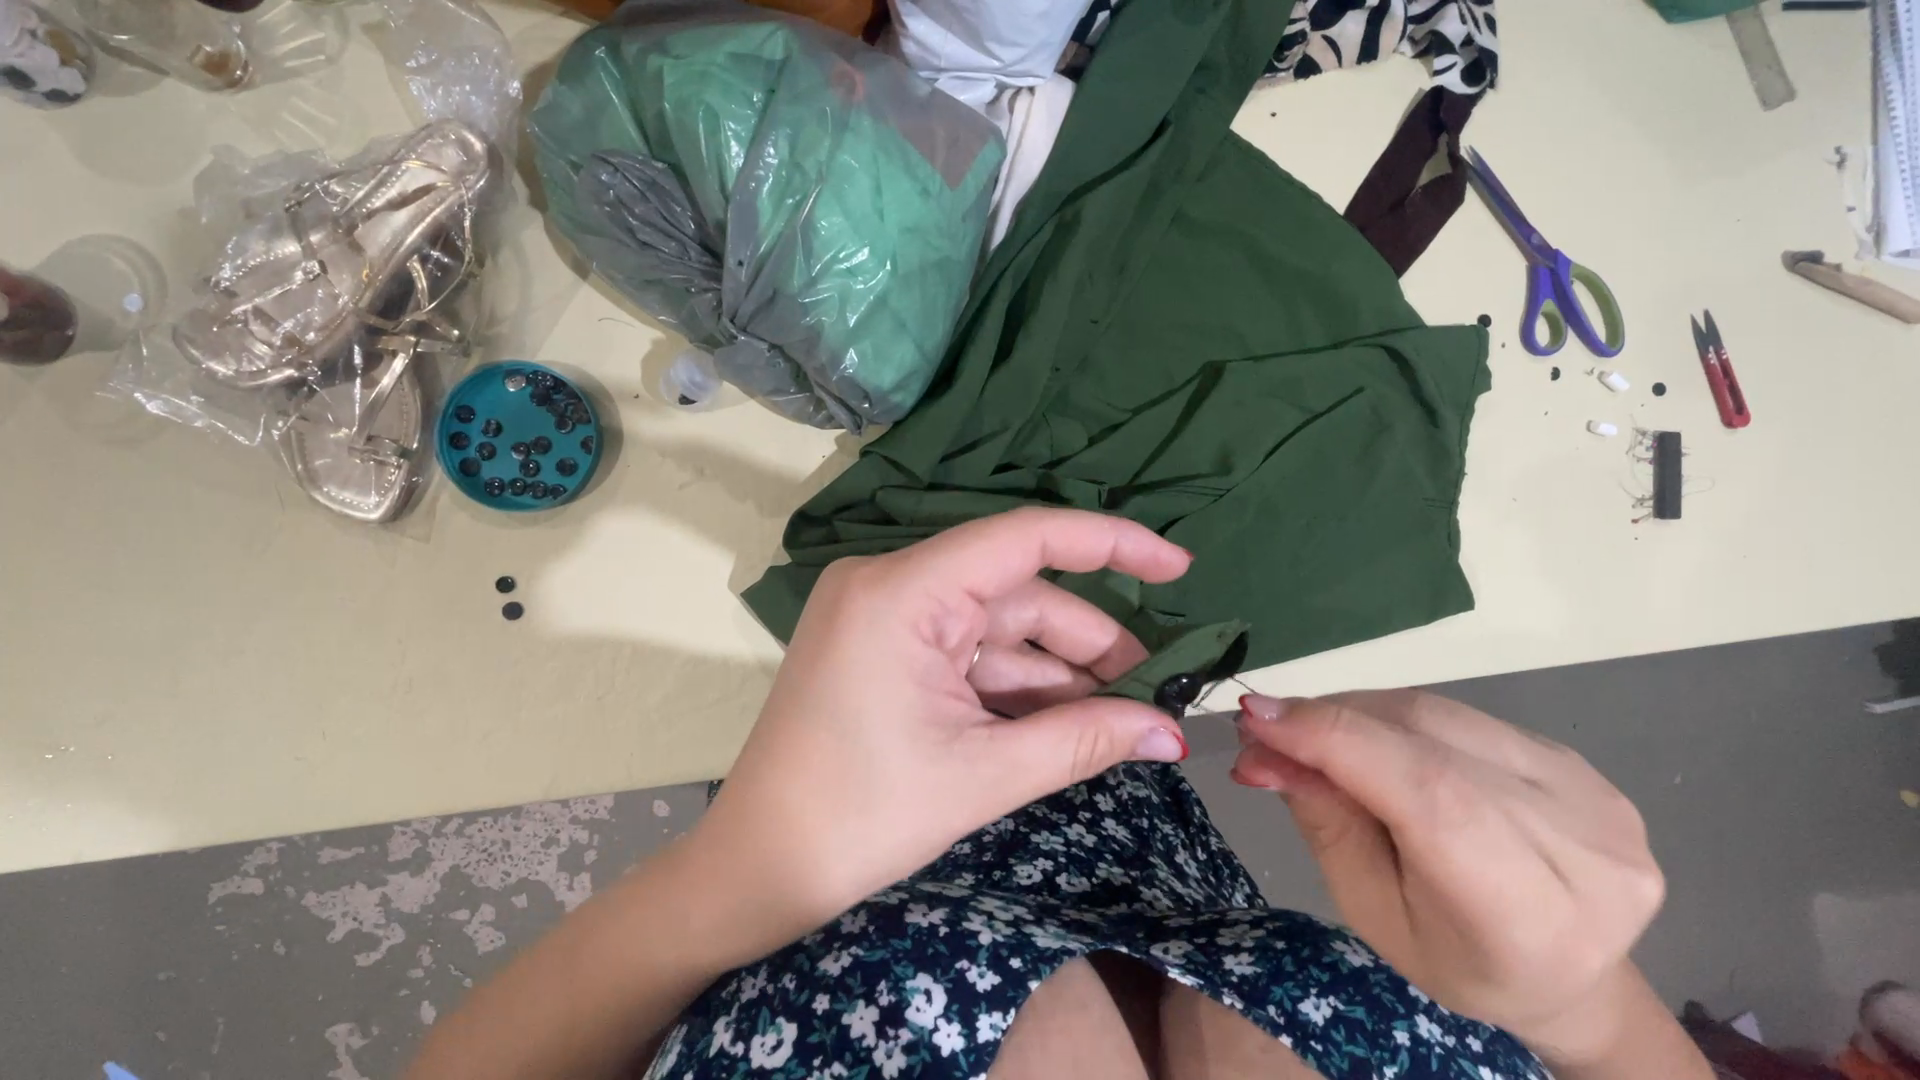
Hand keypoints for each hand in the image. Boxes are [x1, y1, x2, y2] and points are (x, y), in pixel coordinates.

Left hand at [688, 508, 1192, 954]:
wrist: (760, 869)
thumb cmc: (860, 817)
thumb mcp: (982, 774)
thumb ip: (1083, 740)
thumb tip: (1174, 734)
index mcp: (902, 591)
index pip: (1024, 539)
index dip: (1110, 545)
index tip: (1178, 567)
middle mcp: (892, 586)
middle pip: (1018, 595)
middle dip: (1089, 644)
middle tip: (1157, 692)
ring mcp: (886, 618)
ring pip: (998, 630)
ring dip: (1059, 673)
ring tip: (1125, 716)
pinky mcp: (886, 652)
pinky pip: (969, 655)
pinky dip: (1018, 686)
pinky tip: (1070, 720)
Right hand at [1232, 690, 1665, 1064]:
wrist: (1565, 971)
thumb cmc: (1452, 959)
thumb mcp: (1369, 908)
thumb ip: (1325, 822)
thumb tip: (1260, 750)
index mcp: (1528, 912)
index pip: (1429, 795)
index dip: (1335, 741)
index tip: (1253, 716)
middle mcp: (1579, 843)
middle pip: (1429, 744)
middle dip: (1330, 723)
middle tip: (1262, 728)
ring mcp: (1590, 794)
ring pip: (1441, 717)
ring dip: (1358, 714)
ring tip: (1311, 734)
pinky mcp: (1580, 761)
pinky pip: (1462, 717)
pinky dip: (1397, 718)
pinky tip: (1370, 739)